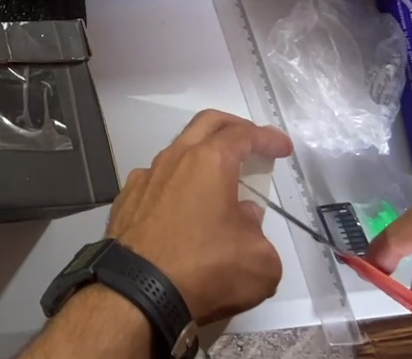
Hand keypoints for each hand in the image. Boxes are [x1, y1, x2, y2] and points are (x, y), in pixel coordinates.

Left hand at [107, 109, 293, 321]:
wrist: (140, 286)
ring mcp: (147, 175)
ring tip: (223, 183)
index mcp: (209, 163)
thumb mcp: (259, 260)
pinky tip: (187, 207)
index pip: (241, 135)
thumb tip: (242, 216)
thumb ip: (258, 231)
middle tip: (253, 142)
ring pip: (179, 150)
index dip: (266, 137)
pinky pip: (159, 178)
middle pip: (205, 125)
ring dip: (204, 157)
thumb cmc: (206, 268)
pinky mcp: (129, 195)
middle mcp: (174, 158)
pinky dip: (179, 183)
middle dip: (233, 127)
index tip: (282, 145)